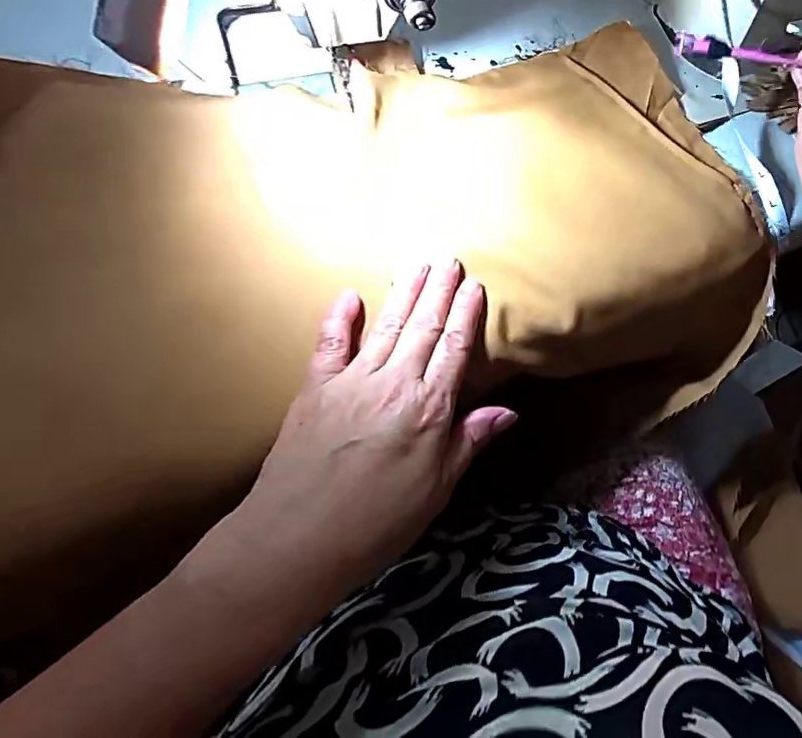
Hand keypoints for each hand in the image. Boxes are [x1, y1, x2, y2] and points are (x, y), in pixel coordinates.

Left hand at [184, 261, 515, 611]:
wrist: (293, 543)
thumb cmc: (377, 523)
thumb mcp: (437, 489)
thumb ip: (469, 441)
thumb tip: (508, 411)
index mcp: (429, 408)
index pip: (455, 349)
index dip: (467, 314)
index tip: (475, 285)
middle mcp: (394, 384)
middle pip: (424, 327)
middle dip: (440, 290)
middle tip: (449, 258)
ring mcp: (351, 382)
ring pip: (386, 326)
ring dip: (405, 292)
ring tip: (418, 264)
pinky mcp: (315, 389)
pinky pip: (330, 345)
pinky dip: (339, 318)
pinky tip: (350, 295)